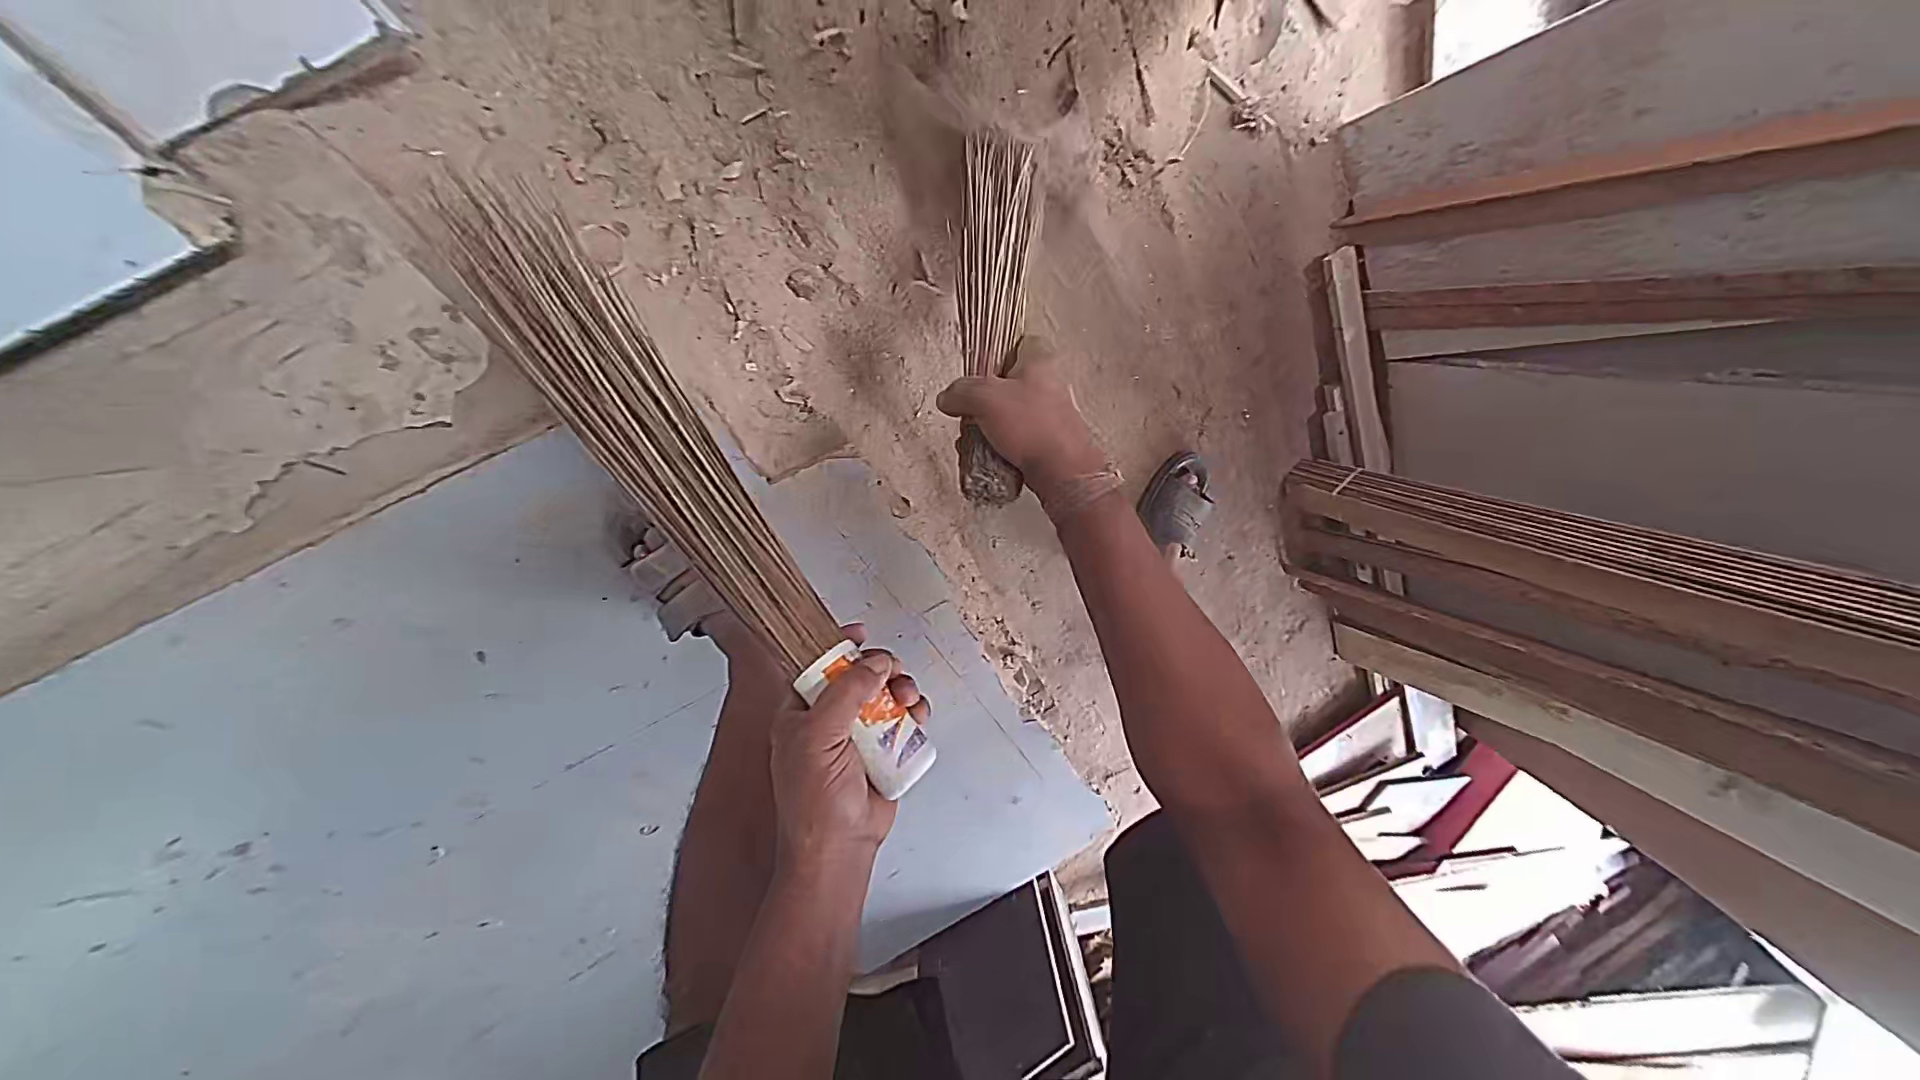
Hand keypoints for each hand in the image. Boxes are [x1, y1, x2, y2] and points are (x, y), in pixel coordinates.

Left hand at [769, 625, 929, 870]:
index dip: (839, 646)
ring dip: (901, 688)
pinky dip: (915, 712)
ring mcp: (858, 735)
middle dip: (880, 668)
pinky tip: (916, 716)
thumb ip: (845, 693)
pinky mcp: (883, 750)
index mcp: (801, 712)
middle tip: (891, 671)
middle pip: (860, 675)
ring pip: (886, 694)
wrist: (841, 848)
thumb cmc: (813, 804)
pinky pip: (903, 720)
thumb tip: (872, 663)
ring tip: (906, 698)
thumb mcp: (818, 737)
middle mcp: (830, 720)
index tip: (859, 633)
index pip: (820, 665)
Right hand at [935, 336, 1107, 506]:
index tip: (979, 369)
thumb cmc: (1031, 427)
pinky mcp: (1049, 442)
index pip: (1019, 342)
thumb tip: (947, 397)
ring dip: (989, 426)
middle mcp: (1050, 385)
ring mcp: (1051, 416)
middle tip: (971, 411)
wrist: (1062, 473)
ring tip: (977, 440)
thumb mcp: (984, 399)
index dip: (996, 352)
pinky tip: (992, 456)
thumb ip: (961, 392)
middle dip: (984, 400)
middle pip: (1008, 384)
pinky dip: (1002, 446)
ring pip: (1011, 414)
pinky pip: (1017, 439)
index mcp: (1040, 362)